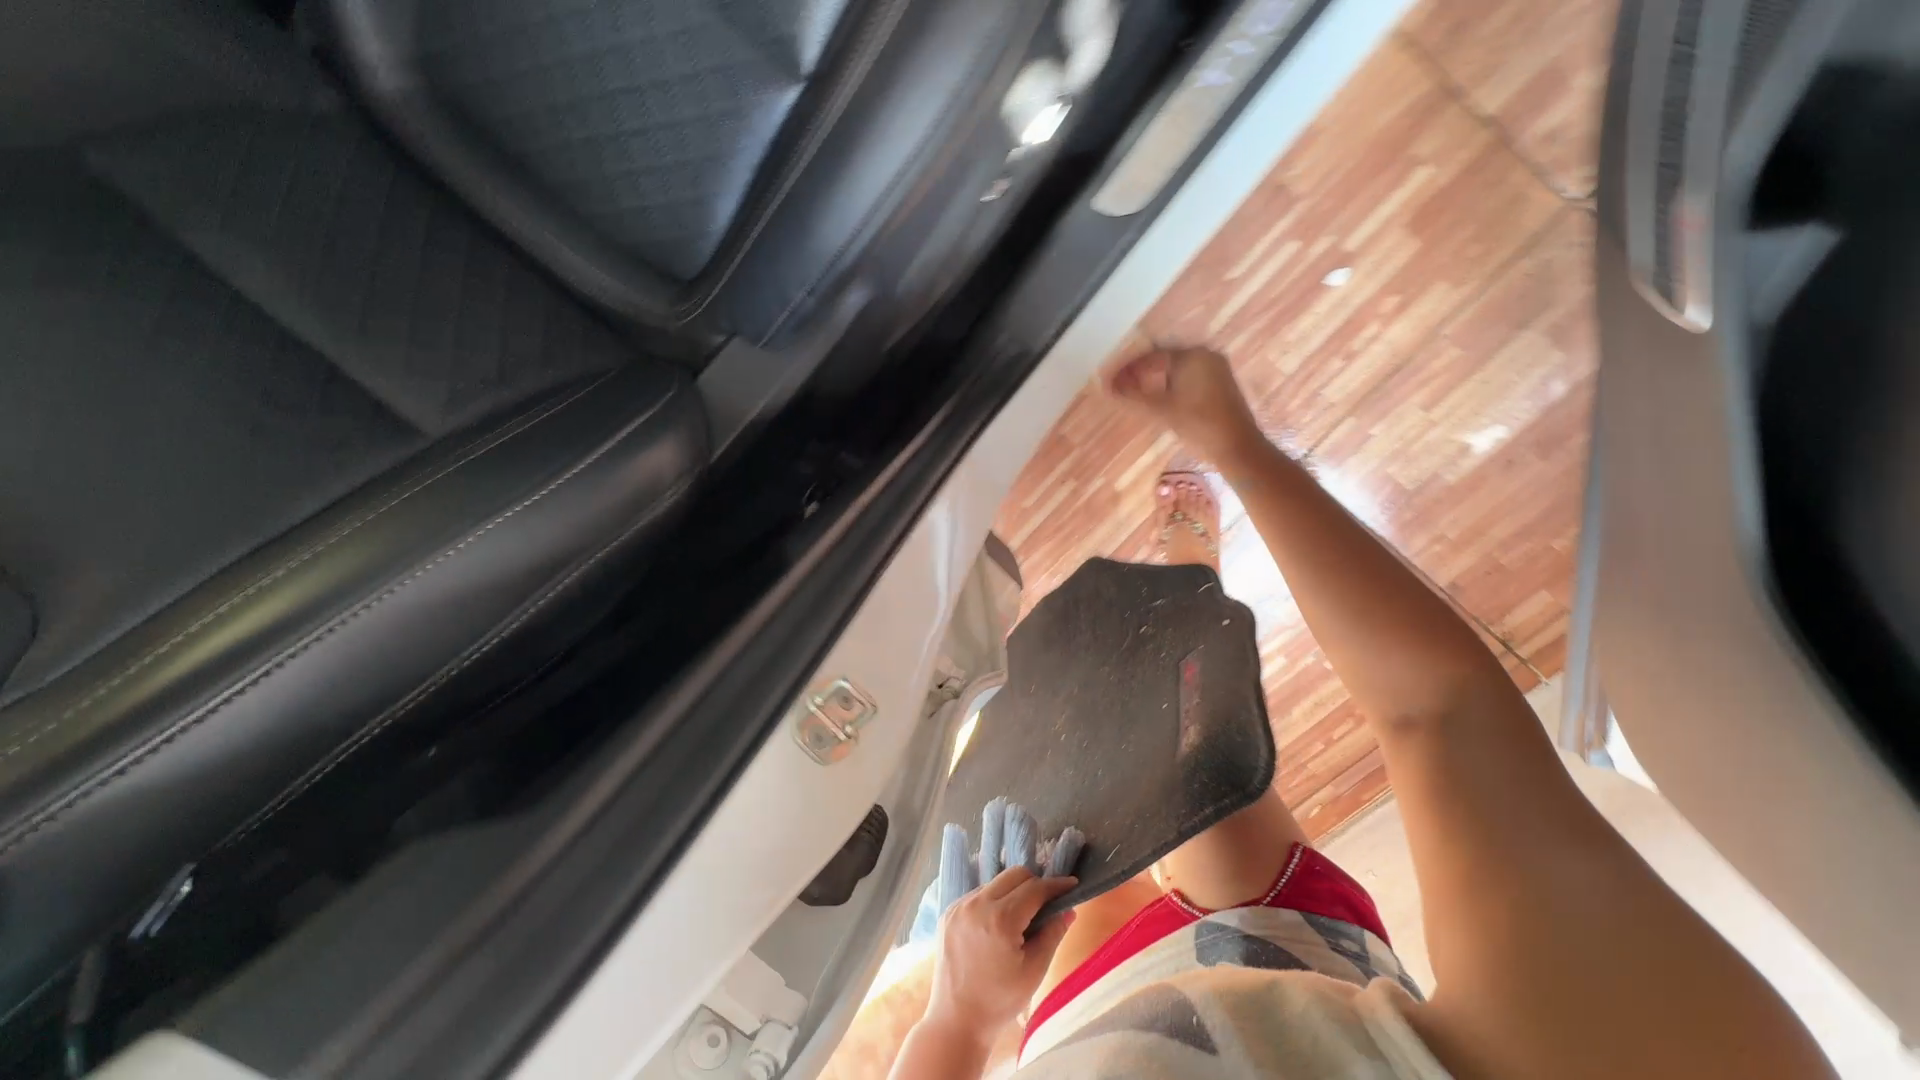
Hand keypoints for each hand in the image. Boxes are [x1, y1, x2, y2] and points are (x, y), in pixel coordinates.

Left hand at [925, 868, 1078, 1036]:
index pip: (1035, 888)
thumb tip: (1068, 909)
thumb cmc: (1000, 1000)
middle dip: (1035, 884)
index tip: (1072, 885)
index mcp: (1000, 919)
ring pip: (995, 883)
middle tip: (1047, 904)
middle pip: (1014, 875)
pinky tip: (998, 924)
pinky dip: (993, 901)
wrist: (957, 1020)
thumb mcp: (1034, 970)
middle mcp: (976, 904)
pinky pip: (977, 894)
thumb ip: (1053, 934)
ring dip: (1013, 892)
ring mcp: (958, 907)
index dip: (1056, 885)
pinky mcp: (948, 913)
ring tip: (1021, 918)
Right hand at [1105, 346, 1264, 463]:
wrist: (1237, 447)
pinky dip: (1172, 384)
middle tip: (1120, 387)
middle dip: (1140, 372)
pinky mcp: (1221, 383)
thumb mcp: (1161, 410)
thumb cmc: (1198, 425)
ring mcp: (1216, 368)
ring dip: (1155, 379)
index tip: (1110, 382)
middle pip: (1164, 359)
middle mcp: (1206, 355)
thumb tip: (1106, 387)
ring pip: (1177, 368)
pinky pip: (1189, 376)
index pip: (1151, 356)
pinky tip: (1160, 398)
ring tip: (1136, 393)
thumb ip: (1132, 396)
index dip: (1127, 369)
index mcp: (1191, 355)